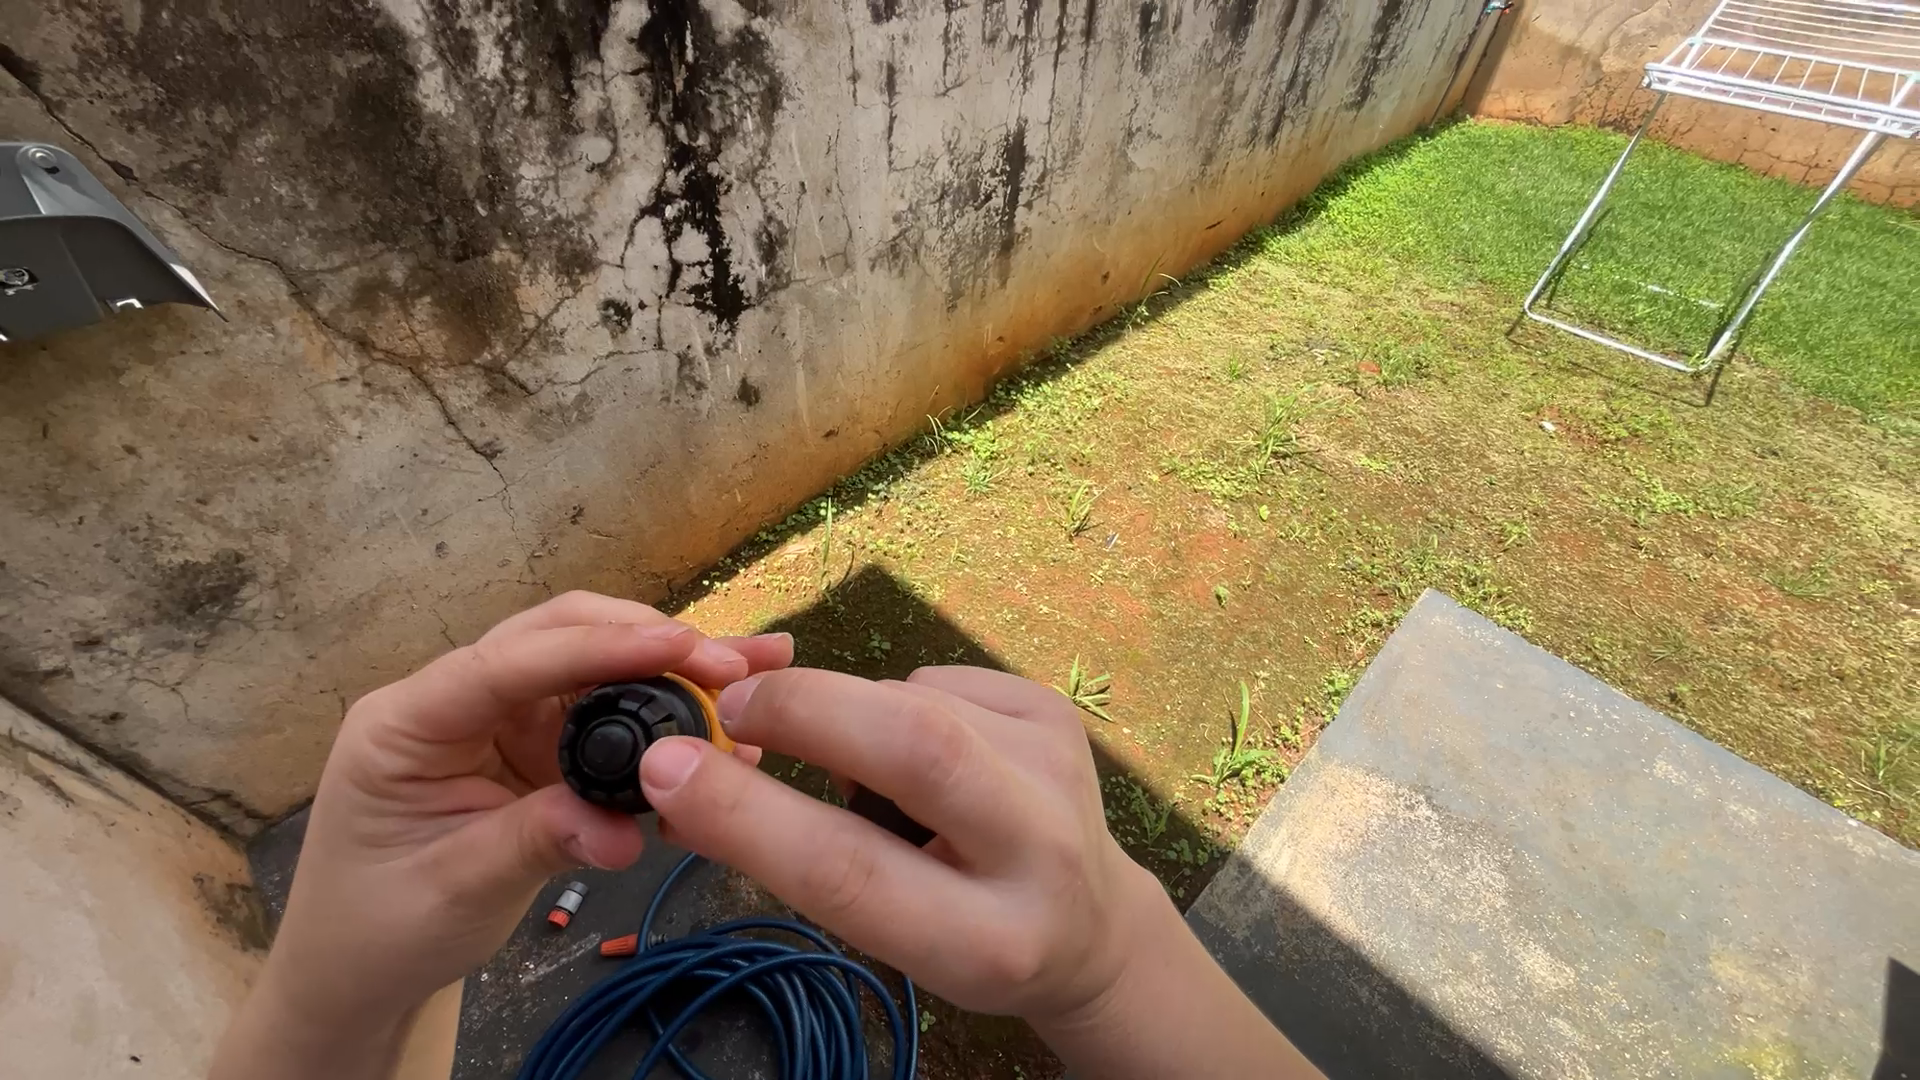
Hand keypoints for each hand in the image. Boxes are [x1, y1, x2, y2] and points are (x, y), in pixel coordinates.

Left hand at [212, 592, 790, 1077]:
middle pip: (566, 633)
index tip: (680, 647)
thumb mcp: (454, 887)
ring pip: (602, 657)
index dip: (599, 647)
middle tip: (729, 663)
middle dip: (651, 639)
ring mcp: (513, 712)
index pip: (511, 661)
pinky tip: (722, 708)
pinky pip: (619, 701)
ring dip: (676, 659)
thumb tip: (626, 831)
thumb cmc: (382, 926)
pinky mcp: (550, 734)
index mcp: (412, 720)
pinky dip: (671, 700)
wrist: (370, 962)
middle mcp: (466, 697)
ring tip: (752, 663)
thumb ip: (538, 841)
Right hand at [638, 667, 1320, 1079]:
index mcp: (985, 943)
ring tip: (857, 757)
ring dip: (854, 713)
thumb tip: (697, 771)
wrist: (1091, 917)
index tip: (667, 766)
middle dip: (805, 709)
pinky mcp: (1057, 712)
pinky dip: (900, 701)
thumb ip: (816, 860)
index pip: (849, 872)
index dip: (748, 816)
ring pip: (916, 698)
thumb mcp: (897, 933)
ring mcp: (1059, 762)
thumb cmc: (970, 934)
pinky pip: (939, 680)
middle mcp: (1041, 845)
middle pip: (915, 745)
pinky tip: (926, 741)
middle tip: (735, 705)